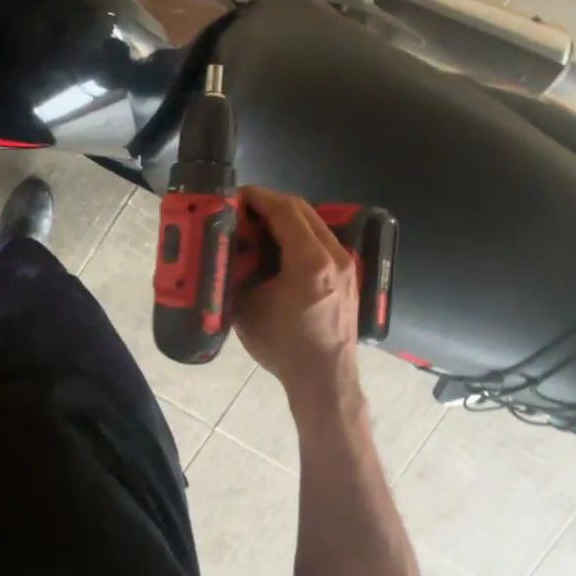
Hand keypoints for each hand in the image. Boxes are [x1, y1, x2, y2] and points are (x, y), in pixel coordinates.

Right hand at [233, 187, 360, 421]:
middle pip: (302, 210)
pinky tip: (277, 248)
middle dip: (269, 203)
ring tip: (256, 226)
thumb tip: (227, 251)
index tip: (234, 196)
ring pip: (314, 223)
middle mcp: (335, 256)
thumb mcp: (247, 306)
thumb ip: (238, 272)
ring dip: (284, 217)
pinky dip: (298, 233)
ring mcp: (347, 264)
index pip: (284, 210)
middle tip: (241, 209)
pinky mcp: (348, 275)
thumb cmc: (283, 345)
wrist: (324, 379)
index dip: (257, 197)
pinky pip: (321, 240)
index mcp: (310, 261)